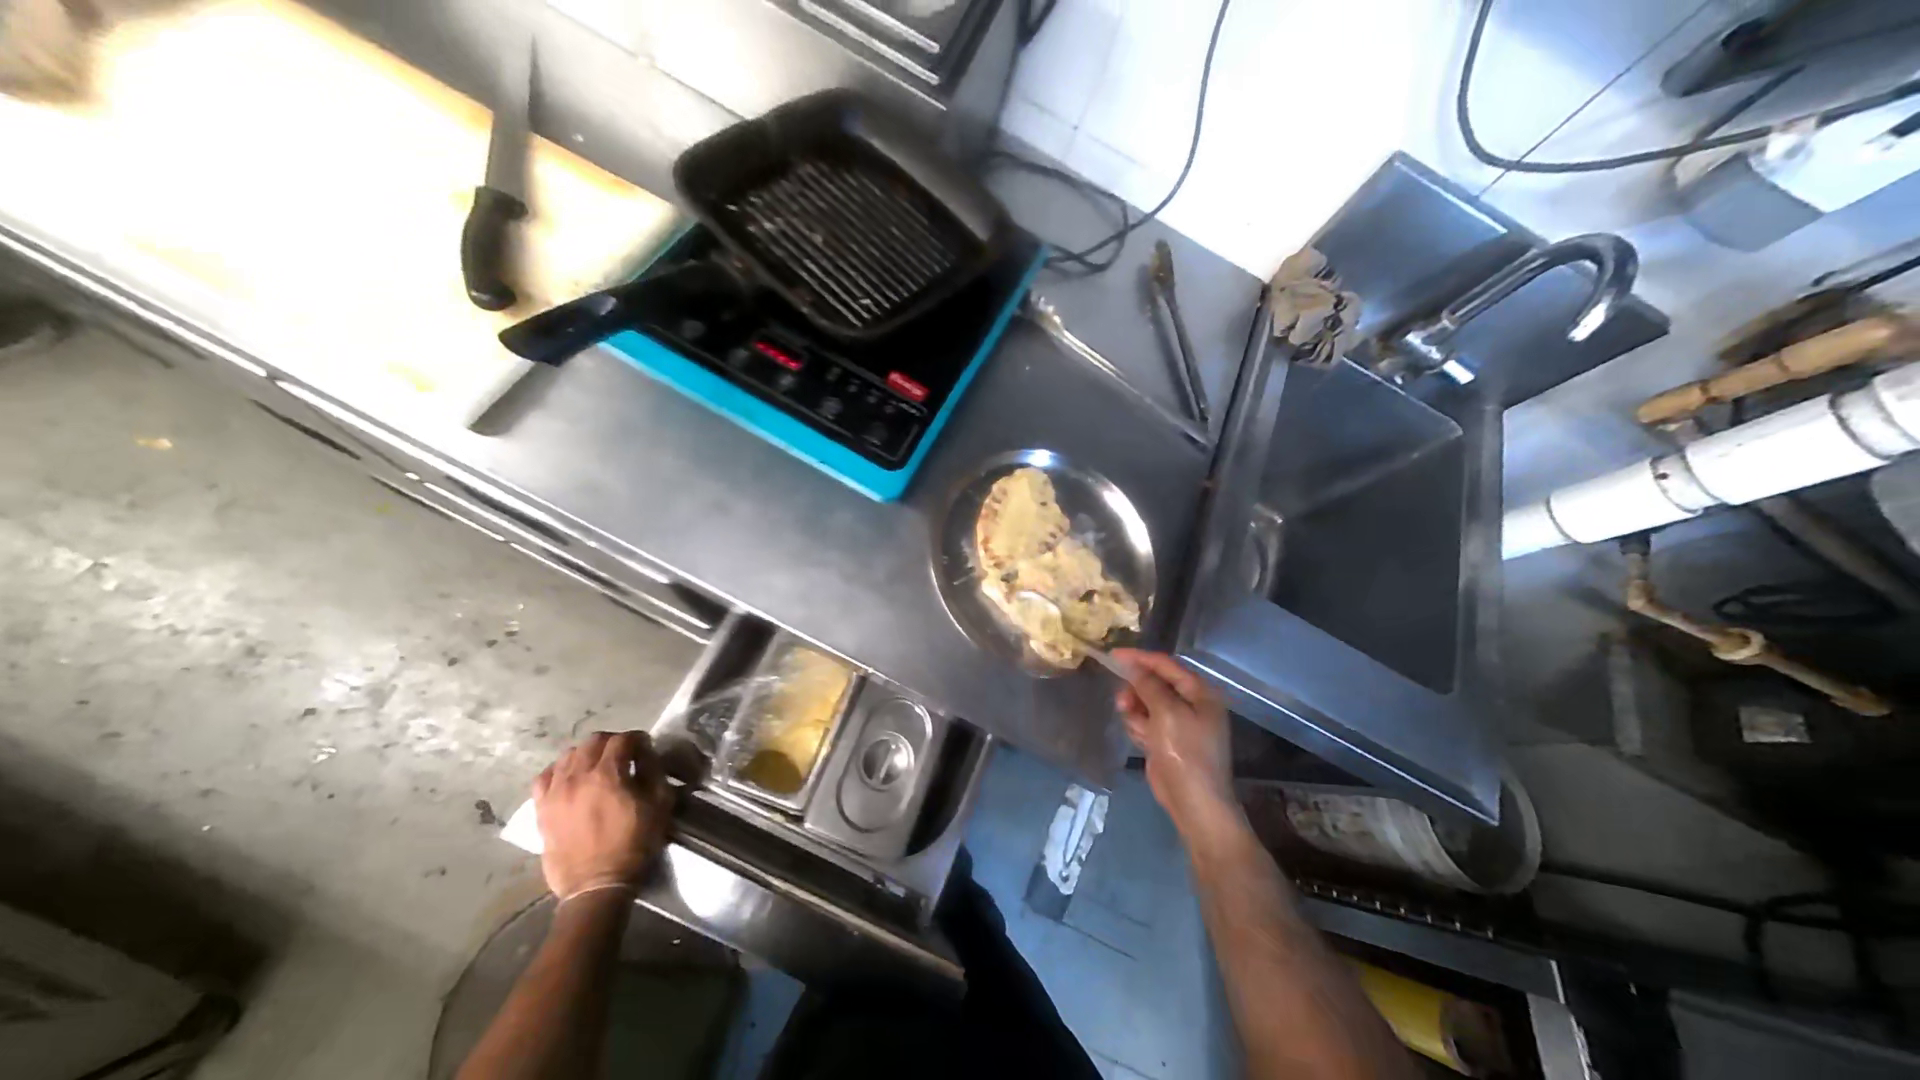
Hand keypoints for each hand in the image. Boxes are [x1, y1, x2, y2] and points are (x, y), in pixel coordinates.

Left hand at [532, 731, 671, 900]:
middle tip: (623, 755)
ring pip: (568, 755)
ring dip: (586, 754)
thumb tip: (645, 754)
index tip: (644, 747)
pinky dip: (558, 771)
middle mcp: (577, 776)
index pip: (622, 739)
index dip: (637, 739)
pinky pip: (544, 777)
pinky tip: (569, 779)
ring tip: (596, 767)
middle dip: (612, 742)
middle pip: (593, 741)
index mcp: (607, 774)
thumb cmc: (633, 844)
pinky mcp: (541, 808)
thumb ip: (654, 772)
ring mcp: (555, 791)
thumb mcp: (659, 805)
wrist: (596, 884)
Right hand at [1112, 650, 1234, 833]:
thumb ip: (1149, 685)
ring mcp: (1179, 724)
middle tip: (1122, 700)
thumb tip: (1133, 666)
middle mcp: (1192, 704)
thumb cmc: (1185, 752)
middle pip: (1155, 683)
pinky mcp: (1166, 740)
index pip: (1167, 665)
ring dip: (1136, 710)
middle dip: (1136, 689)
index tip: (1113, 655)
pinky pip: (1146, 722)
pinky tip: (1141, 739)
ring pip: (1147, 703)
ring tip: (1135, 725)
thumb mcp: (1167, 712)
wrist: (1193, 801)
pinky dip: (1140, 726)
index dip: (1140, 659)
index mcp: (1201, 693)